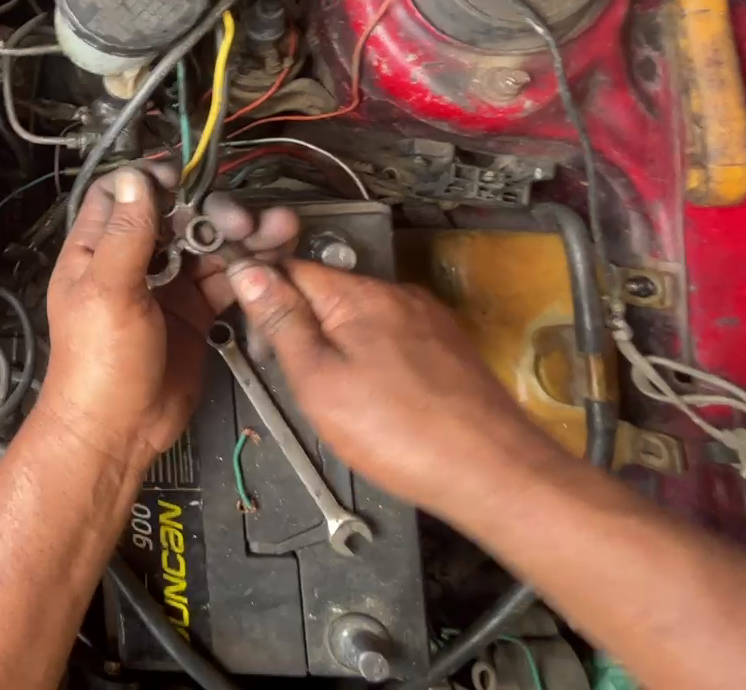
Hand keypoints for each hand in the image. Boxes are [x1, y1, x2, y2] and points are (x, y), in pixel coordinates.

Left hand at [42, 164, 297, 471]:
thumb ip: (126, 234)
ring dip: (236, 236)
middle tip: (240, 218)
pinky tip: (270, 260)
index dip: (149, 179)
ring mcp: (164, 286)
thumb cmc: (98, 361)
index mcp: (95, 249)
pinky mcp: (193, 311)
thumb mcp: (109, 290)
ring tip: (274, 231)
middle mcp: (130, 261)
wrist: (120, 429)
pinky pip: (222, 279)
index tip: (184, 175)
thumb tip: (135, 176)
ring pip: (203, 245)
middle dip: (207, 210)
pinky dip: (245, 268)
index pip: (118, 195)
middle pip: (172, 216)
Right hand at [224, 259, 566, 515]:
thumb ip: (280, 320)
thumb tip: (248, 272)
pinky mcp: (446, 347)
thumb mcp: (316, 378)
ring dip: (334, 342)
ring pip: (356, 316)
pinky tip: (374, 396)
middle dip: (300, 323)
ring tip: (336, 391)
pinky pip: (388, 336)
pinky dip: (369, 356)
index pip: (288, 268)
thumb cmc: (403, 433)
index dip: (262, 295)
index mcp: (359, 295)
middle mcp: (397, 295)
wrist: (498, 477)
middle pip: (324, 292)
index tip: (258, 333)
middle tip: (296, 375)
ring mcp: (426, 320)